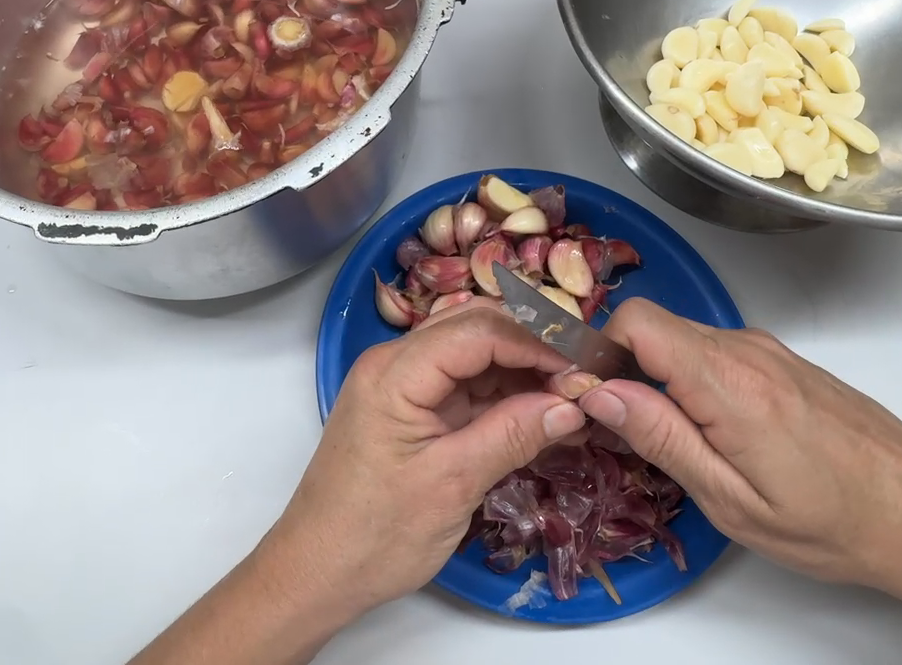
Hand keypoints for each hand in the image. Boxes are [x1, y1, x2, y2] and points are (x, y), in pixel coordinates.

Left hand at [268, 306, 587, 615]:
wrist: (317, 570)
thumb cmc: (376, 532)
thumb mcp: (452, 483)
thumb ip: (512, 435)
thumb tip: (572, 404)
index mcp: (396, 370)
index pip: (477, 330)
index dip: (534, 341)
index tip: (583, 367)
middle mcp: (396, 362)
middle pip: (475, 330)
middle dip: (531, 347)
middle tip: (584, 376)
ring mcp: (403, 384)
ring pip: (473, 355)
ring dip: (522, 371)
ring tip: (574, 397)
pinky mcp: (412, 409)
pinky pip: (465, 386)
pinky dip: (504, 396)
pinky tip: (543, 414)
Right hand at [573, 298, 901, 599]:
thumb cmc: (832, 524)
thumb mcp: (731, 501)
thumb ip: (660, 437)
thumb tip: (596, 392)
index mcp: (727, 380)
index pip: (634, 320)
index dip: (601, 350)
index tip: (595, 398)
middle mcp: (744, 348)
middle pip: (652, 328)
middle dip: (625, 369)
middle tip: (629, 430)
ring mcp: (766, 349)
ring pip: (680, 340)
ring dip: (659, 376)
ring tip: (681, 439)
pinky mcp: (780, 359)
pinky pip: (713, 351)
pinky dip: (693, 378)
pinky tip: (719, 431)